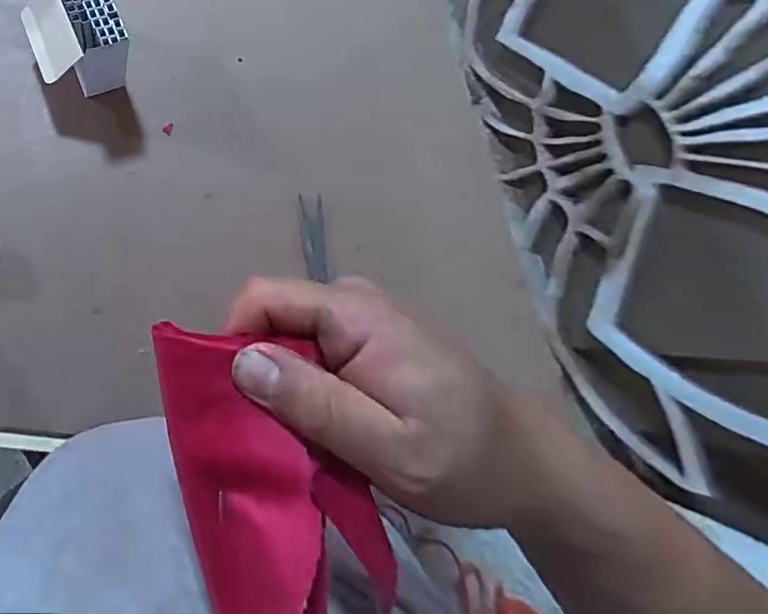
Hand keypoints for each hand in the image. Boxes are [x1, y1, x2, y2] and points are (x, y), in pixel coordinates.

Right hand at [223, 275, 549, 527]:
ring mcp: (358, 315)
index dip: (234, 340)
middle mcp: (349, 298)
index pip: (262, 297)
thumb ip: (314, 403)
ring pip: (287, 337)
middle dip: (261, 372)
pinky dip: (306, 387)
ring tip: (307, 436)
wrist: (533, 469)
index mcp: (354, 312)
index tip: (237, 399)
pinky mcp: (364, 336)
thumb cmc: (466, 461)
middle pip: (271, 318)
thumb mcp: (388, 448)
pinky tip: (330, 425)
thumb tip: (240, 361)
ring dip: (284, 385)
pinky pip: (309, 348)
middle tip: (276, 432)